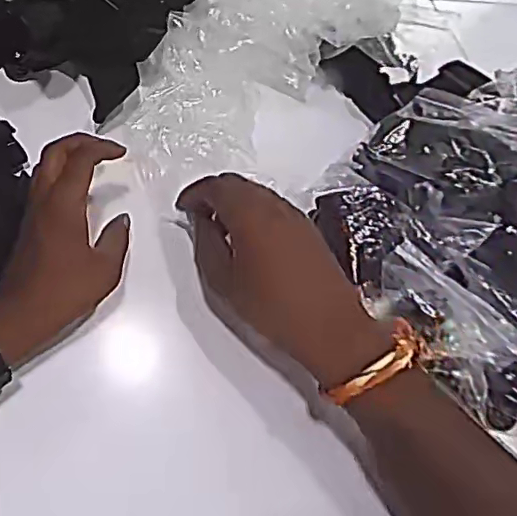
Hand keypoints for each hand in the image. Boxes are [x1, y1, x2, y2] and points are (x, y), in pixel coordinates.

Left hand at [0, 134, 131, 364]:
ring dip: (67, 155)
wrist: (21, 311)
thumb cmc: (58, 293)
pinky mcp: (28, 222)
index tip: (117, 151)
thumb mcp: (104, 269)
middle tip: (102, 146)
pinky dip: (60, 174)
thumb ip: (116, 239)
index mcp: (63, 204)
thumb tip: (120, 223)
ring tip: (91, 161)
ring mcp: (32, 210)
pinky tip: (76, 190)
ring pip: (45, 165)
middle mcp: (42, 200)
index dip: (101, 148)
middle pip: (55, 151)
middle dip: (80, 140)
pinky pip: (42, 184)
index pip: (80, 158)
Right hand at [177, 173, 392, 389]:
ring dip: (234, 202)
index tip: (184, 207)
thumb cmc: (275, 308)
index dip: (194, 194)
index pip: (215, 187)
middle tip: (197, 212)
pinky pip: (273, 208)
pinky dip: (254, 212)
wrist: (332, 331)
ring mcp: (296, 218)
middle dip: (213, 194)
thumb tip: (201, 223)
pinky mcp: (309, 232)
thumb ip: (205, 241)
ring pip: (257, 194)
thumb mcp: (222, 279)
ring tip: (219, 226)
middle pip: (237, 184)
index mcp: (250, 214)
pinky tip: (246, 237)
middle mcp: (275, 208)